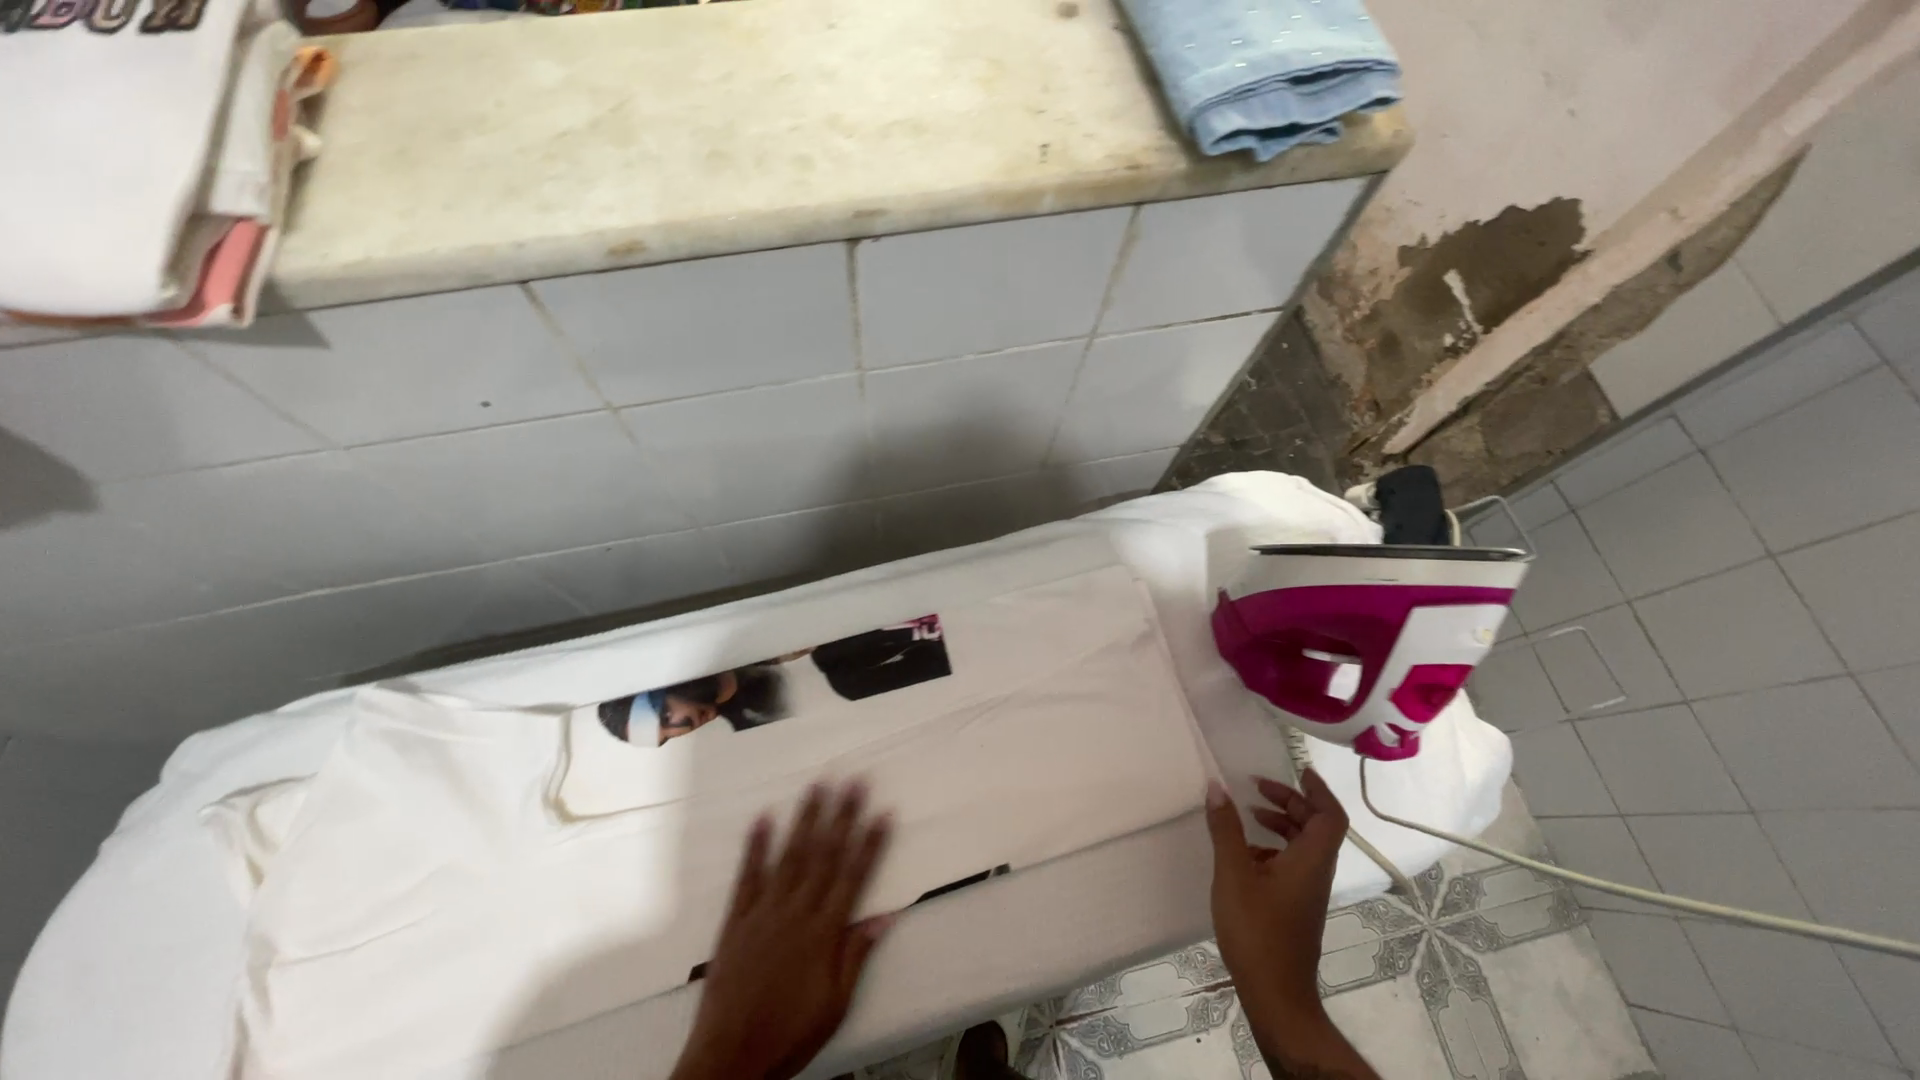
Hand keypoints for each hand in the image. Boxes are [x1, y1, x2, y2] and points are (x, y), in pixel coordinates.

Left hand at [670, 781, 894, 1079]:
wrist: (730, 1056)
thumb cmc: (790, 1032)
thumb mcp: (835, 1003)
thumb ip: (856, 954)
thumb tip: (885, 916)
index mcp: (824, 933)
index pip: (853, 877)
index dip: (870, 843)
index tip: (884, 812)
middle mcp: (796, 912)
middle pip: (824, 855)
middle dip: (842, 815)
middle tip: (854, 781)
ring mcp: (764, 912)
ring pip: (790, 856)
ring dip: (805, 819)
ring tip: (818, 786)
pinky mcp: (737, 920)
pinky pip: (748, 876)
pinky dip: (756, 846)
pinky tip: (763, 818)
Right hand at [1206, 770, 1379, 1079]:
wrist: (1275, 994)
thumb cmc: (1257, 930)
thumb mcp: (1233, 874)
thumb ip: (1225, 829)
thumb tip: (1217, 787)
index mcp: (1310, 860)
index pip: (1330, 815)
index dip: (1318, 789)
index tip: (1297, 768)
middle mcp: (1315, 872)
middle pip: (1316, 827)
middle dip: (1291, 802)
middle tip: (1258, 787)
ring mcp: (1307, 892)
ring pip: (1303, 846)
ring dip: (1280, 824)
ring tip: (1248, 814)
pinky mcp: (1295, 907)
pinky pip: (1291, 864)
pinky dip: (1272, 848)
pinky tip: (1243, 854)